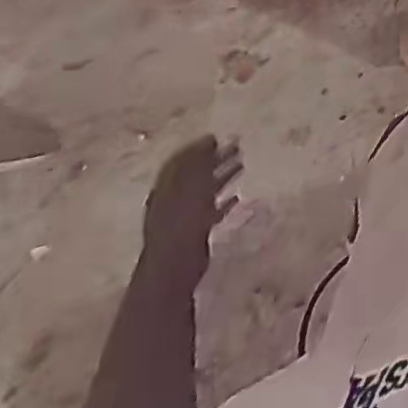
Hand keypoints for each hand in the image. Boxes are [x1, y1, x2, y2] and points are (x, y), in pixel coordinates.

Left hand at [139, 135, 240, 289]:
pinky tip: (237, 198)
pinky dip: (223, 202)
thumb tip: (210, 139)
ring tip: (241, 165)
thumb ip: (200, 162)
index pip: (180, 160)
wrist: (173, 270)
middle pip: (195, 173)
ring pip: (204, 191)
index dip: (197, 148)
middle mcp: (172, 200)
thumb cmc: (182, 223)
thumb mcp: (192, 187)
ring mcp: (182, 218)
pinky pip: (211, 211)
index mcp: (166, 187)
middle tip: (236, 146)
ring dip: (221, 176)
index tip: (216, 137)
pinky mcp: (194, 234)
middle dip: (214, 159)